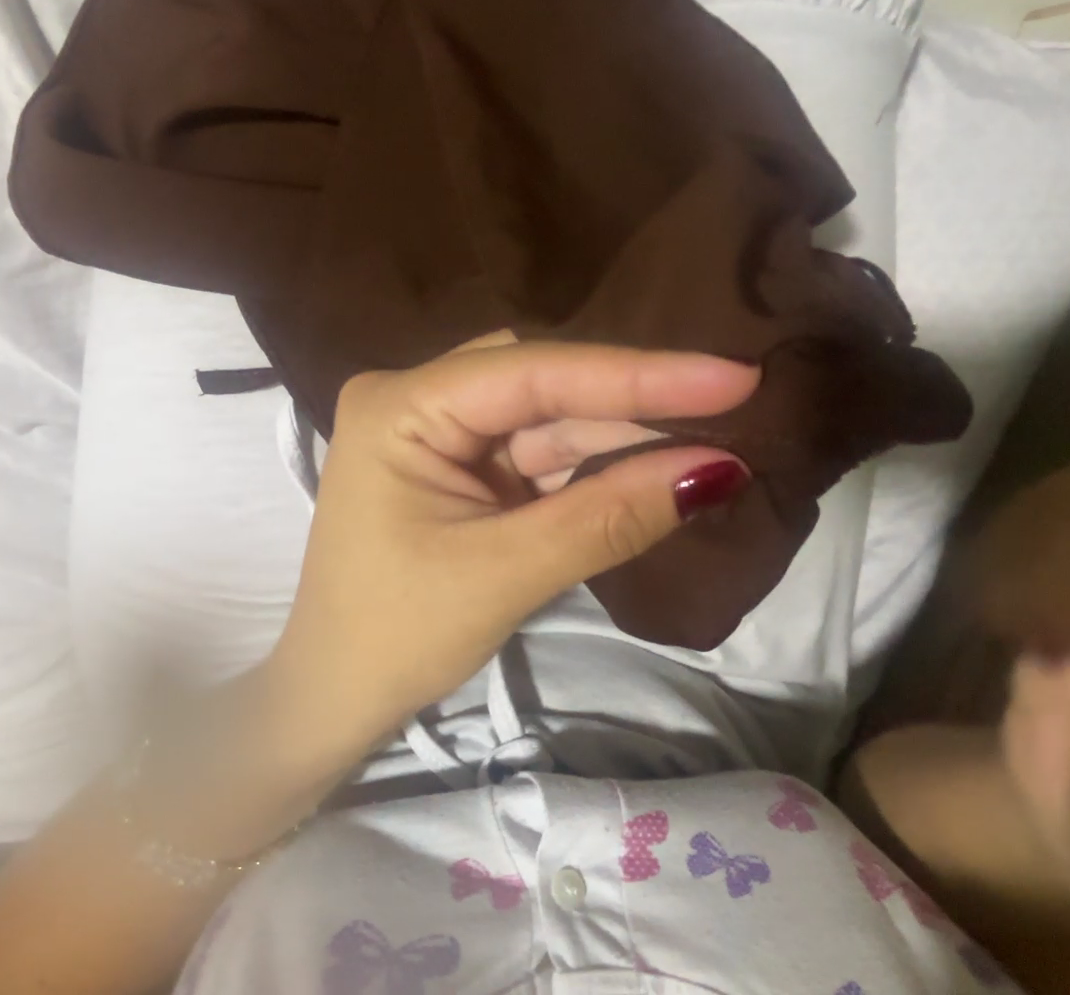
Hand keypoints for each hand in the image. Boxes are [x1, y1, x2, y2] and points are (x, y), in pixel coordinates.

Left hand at [255, 336, 756, 763]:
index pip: (532, 373)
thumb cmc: (397, 636)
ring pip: (545, 418)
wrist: (336, 696)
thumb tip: (718, 468)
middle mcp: (415, 401)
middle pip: (541, 384)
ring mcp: (436, 435)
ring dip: (620, 435)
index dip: (637, 374)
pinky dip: (592, 468)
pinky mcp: (458, 470)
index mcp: (400, 406)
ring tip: (711, 437)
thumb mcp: (505, 574)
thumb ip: (608, 516)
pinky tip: (653, 466)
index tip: (731, 375)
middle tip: (733, 404)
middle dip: (632, 401)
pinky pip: (536, 455)